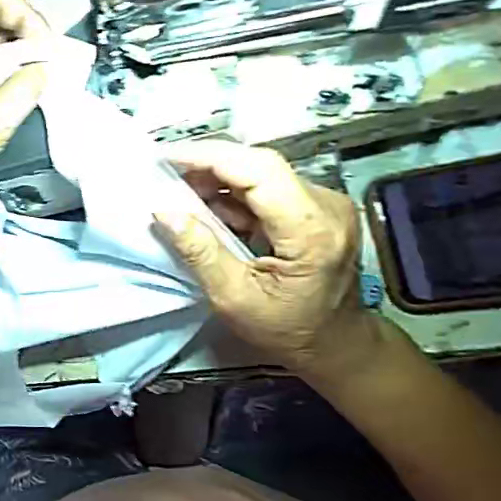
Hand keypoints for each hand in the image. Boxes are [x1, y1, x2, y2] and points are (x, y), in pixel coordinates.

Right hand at [151, 141, 383, 376]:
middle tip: (166, 173)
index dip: (210, 157)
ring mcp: (324, 204)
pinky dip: (233, 192)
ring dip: (218, 178)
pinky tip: (206, 205)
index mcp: (310, 229)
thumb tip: (165, 213)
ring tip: (179, 191)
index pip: (259, 171)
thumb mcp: (233, 298)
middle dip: (208, 164)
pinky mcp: (315, 208)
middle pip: (260, 165)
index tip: (167, 158)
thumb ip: (200, 252)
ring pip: (262, 173)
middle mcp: (326, 206)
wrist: (335, 343)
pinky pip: (268, 187)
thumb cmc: (287, 329)